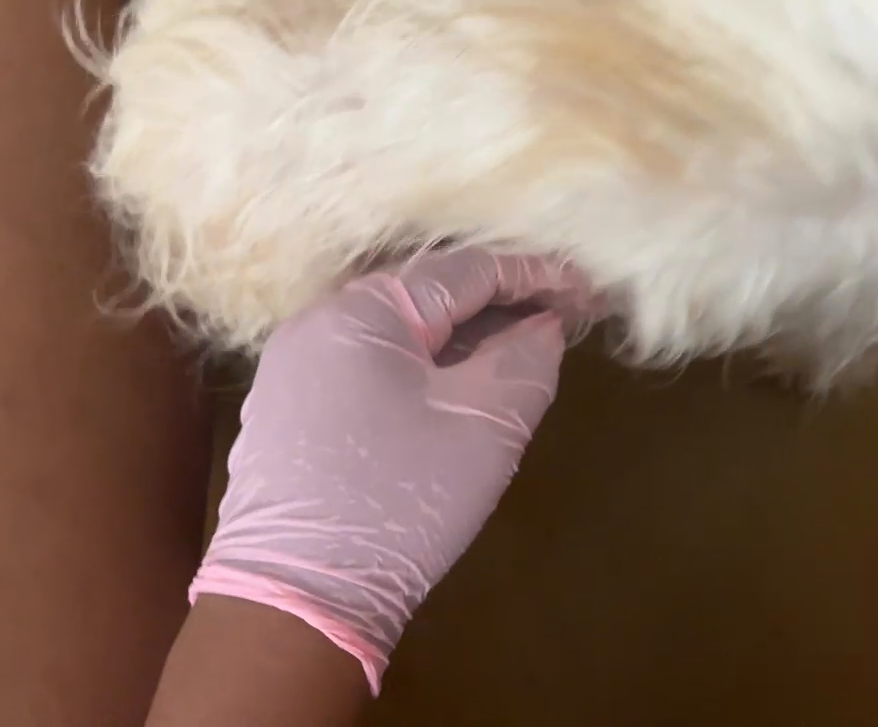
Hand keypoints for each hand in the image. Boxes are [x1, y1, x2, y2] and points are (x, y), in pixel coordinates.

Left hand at [190, 248, 593, 691]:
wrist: (296, 606)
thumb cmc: (401, 500)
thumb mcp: (486, 423)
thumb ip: (528, 357)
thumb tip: (545, 325)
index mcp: (364, 310)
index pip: (466, 269)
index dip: (533, 275)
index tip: (584, 290)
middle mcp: (321, 321)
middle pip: (430, 293)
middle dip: (499, 302)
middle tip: (559, 318)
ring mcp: (299, 364)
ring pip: (402, 329)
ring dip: (465, 334)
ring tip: (521, 345)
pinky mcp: (294, 406)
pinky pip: (375, 361)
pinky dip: (426, 363)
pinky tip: (462, 382)